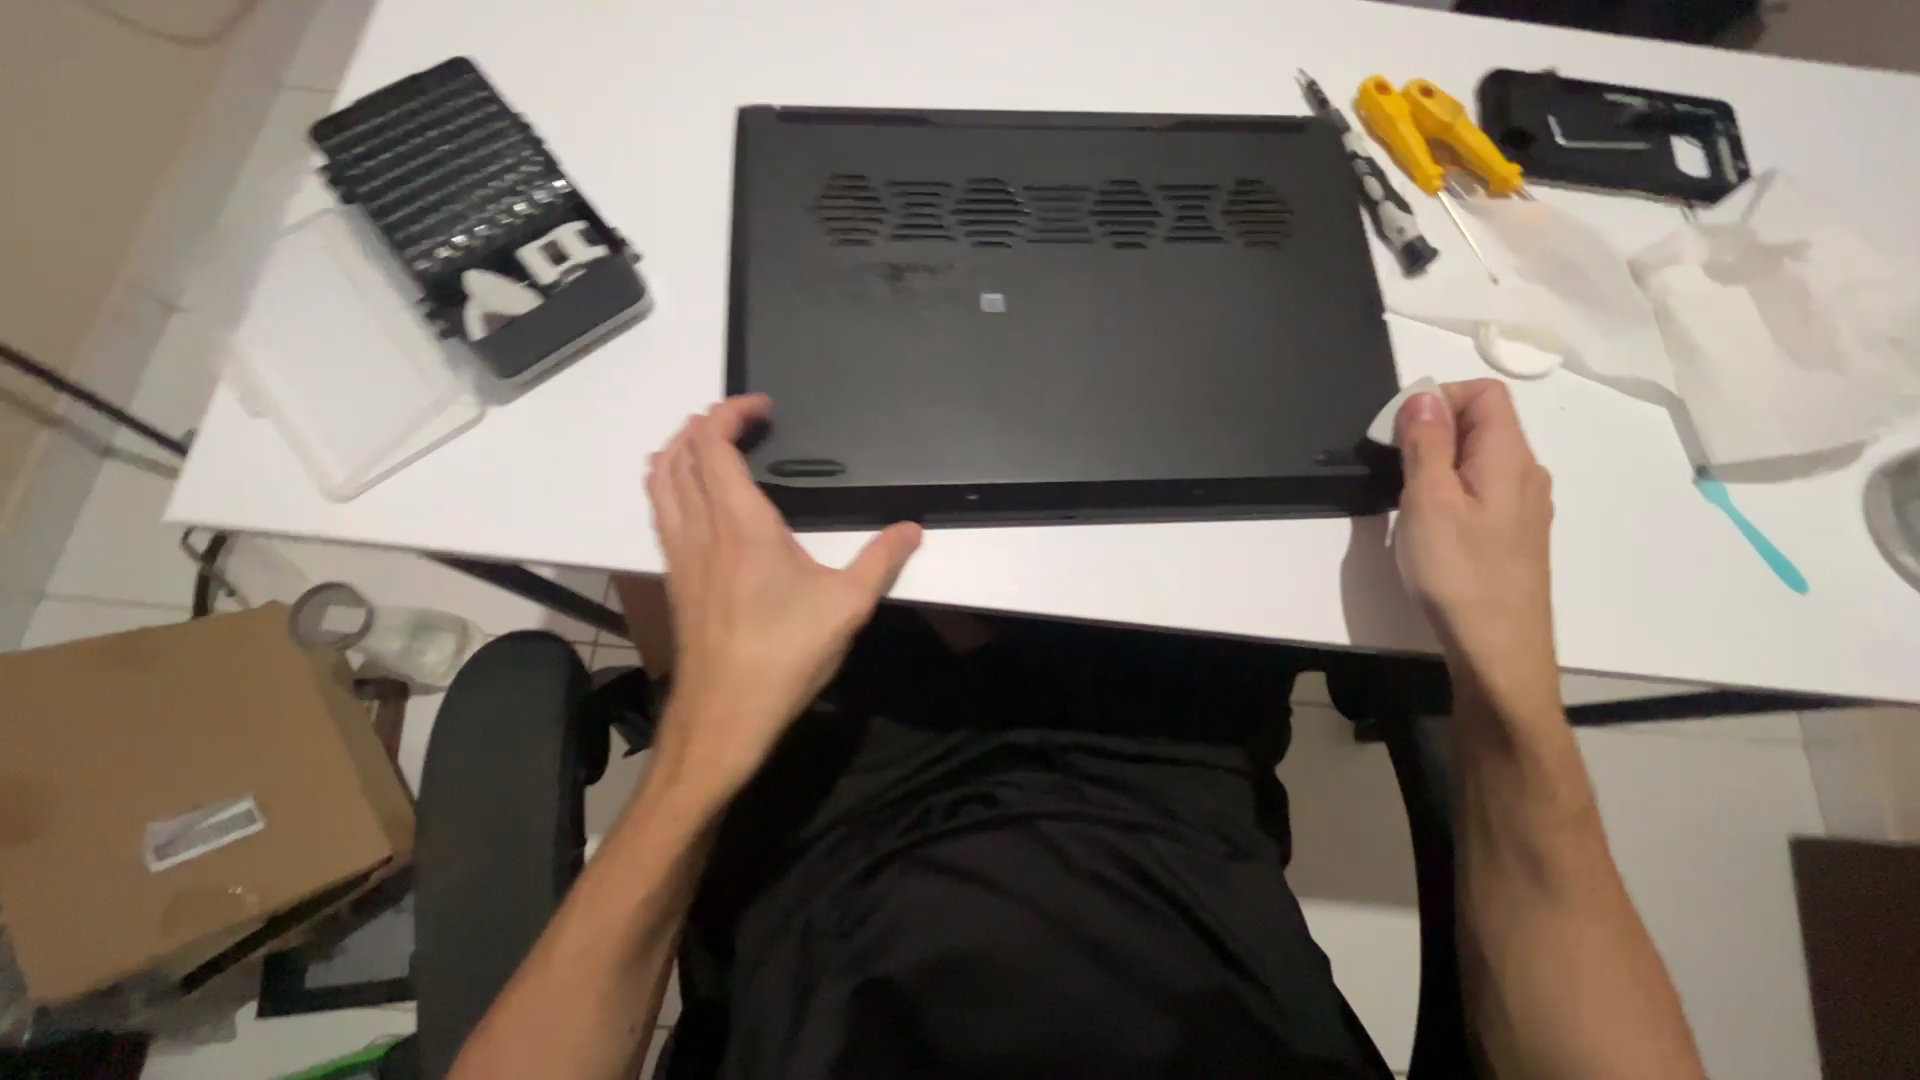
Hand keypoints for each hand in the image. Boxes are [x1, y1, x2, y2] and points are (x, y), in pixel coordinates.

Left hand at [645, 394, 921, 797]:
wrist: (725, 713)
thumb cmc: (785, 655)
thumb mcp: (848, 606)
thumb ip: (881, 560)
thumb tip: (912, 529)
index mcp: (741, 524)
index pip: (714, 445)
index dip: (730, 412)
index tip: (761, 407)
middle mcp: (700, 528)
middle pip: (678, 454)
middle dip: (702, 424)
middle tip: (738, 420)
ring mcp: (680, 553)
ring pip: (660, 481)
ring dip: (678, 451)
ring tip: (708, 445)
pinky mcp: (674, 577)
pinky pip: (660, 512)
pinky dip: (669, 485)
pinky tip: (694, 500)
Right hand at [1392, 380, 1558, 716]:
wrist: (1498, 645)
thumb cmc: (1459, 571)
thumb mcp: (1429, 501)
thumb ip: (1427, 444)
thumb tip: (1423, 395)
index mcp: (1509, 457)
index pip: (1484, 393)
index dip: (1438, 398)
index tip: (1398, 432)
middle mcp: (1526, 472)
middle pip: (1483, 422)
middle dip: (1433, 430)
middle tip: (1394, 467)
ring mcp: (1524, 504)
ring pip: (1479, 457)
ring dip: (1439, 461)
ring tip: (1407, 497)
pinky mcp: (1514, 532)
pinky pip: (1482, 487)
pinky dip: (1451, 488)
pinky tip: (1430, 523)